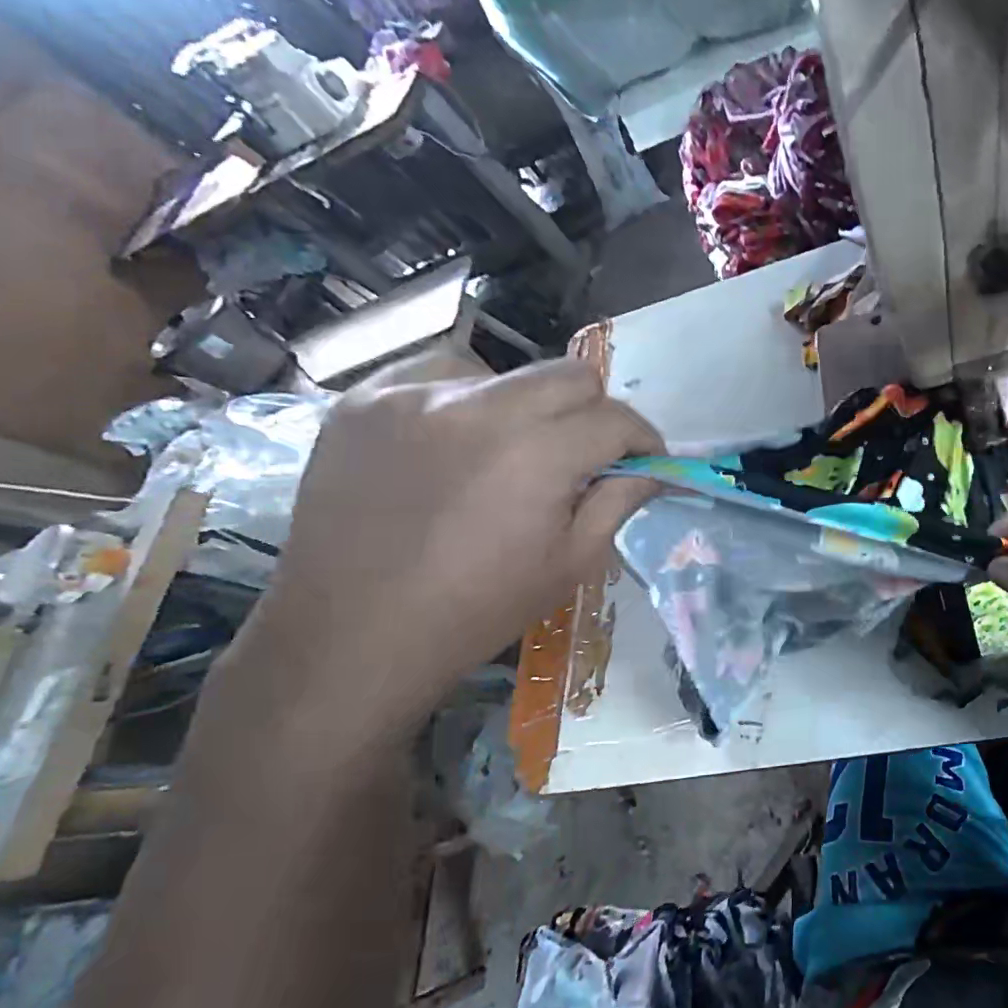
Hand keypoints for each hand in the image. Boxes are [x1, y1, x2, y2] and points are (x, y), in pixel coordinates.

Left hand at [228, 359, 660, 739]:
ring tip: (510, 455)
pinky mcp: (363, 401)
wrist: (353, 634)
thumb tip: (655, 470)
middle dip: (595, 412)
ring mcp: (411, 396)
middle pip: (571, 375)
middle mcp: (477, 407)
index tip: (645, 462)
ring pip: (507, 373)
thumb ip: (620, 501)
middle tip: (585, 456)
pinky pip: (441, 379)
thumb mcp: (573, 563)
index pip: (617, 418)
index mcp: (537, 454)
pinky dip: (466, 405)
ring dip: (529, 408)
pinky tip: (454, 450)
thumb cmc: (479, 608)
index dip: (644, 440)